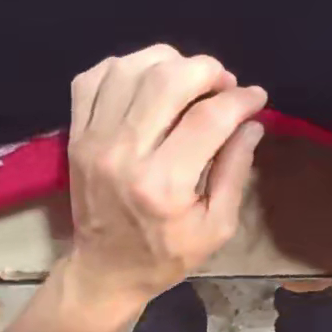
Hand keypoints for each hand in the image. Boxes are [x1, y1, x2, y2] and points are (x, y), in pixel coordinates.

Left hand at [59, 44, 267, 315]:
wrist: (104, 270)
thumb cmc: (165, 254)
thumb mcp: (216, 228)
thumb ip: (235, 171)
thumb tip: (252, 123)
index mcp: (163, 184)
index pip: (208, 118)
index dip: (240, 99)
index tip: (256, 97)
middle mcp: (124, 154)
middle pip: (167, 80)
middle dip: (206, 70)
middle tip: (222, 84)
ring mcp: (93, 141)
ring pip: (129, 69)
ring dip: (167, 61)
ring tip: (186, 78)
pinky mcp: (75, 136)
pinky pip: (92, 78)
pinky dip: (122, 67)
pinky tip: (144, 81)